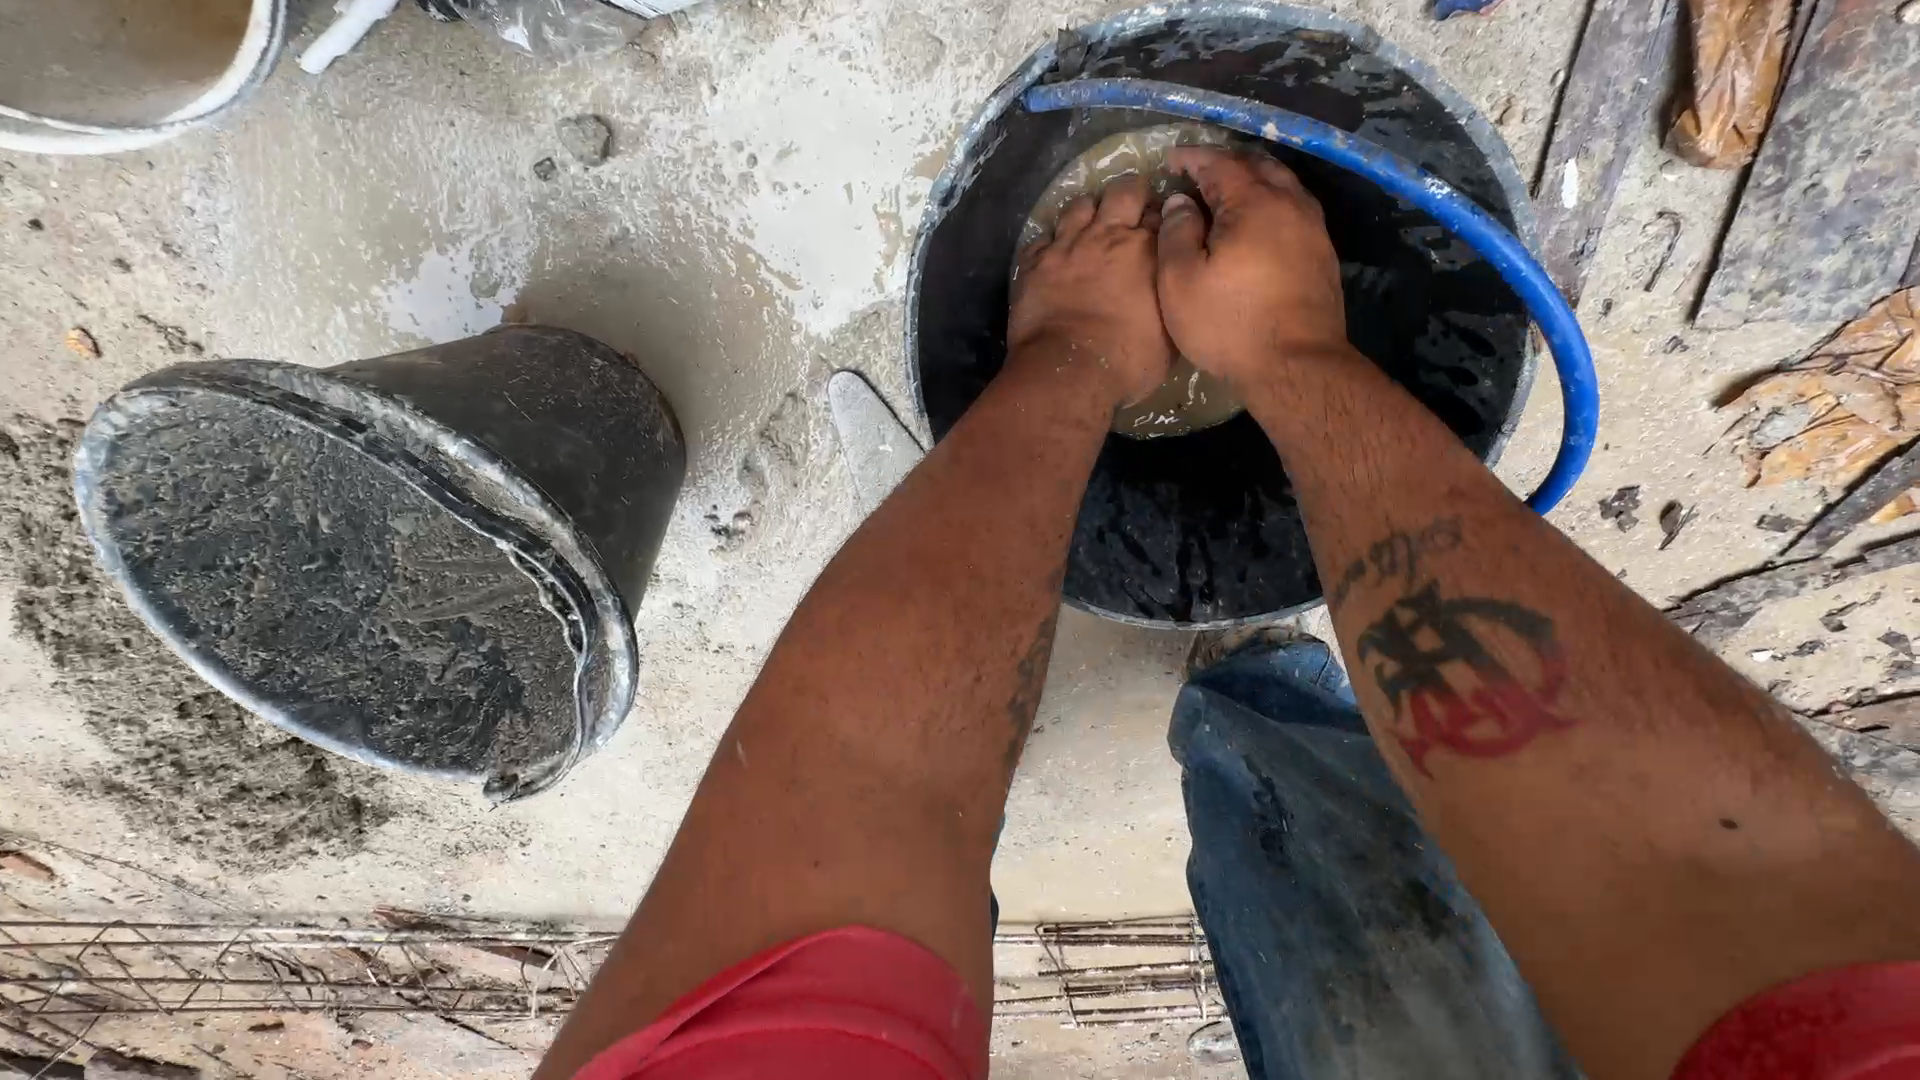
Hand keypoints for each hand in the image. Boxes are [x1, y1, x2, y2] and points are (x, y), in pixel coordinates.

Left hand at [1007, 174, 1174, 406]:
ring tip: (1089, 227)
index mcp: (1148, 250)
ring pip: (1079, 205)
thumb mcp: (1171, 335)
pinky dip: (1049, 243)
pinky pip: (1041, 238)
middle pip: (1123, 191)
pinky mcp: (1034, 262)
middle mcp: (1108, 236)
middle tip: (1131, 210)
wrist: (1069, 371)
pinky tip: (1052, 256)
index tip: (1161, 230)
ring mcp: (1067, 246)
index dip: (1162, 220)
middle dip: (1130, 194)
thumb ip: (1172, 300)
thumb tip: (1175, 292)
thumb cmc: (1128, 362)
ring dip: (1087, 211)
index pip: (1162, 215)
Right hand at [1155, 147, 1348, 387]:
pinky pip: (1293, 211)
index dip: (1193, 157)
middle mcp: (1289, 203)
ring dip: (1253, 182)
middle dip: (1226, 163)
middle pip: (1258, 166)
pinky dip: (1270, 205)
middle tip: (1199, 174)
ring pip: (1282, 186)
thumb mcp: (1181, 282)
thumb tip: (1181, 202)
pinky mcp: (1321, 254)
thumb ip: (1176, 234)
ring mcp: (1312, 228)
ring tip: (1227, 195)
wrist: (1295, 365)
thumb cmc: (1229, 324)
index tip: (1172, 158)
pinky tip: (1256, 224)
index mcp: (1252, 203)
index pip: (1220, 163)